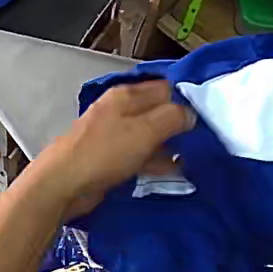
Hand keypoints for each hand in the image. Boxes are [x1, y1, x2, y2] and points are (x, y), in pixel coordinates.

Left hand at [27, 80, 194, 218]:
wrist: (63, 184)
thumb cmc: (105, 152)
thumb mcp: (145, 131)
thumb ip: (173, 118)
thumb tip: (192, 113)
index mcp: (126, 95)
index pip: (166, 87)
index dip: (187, 99)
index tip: (208, 115)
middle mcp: (120, 110)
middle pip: (159, 112)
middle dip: (180, 124)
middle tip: (205, 139)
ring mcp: (115, 135)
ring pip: (151, 136)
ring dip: (170, 146)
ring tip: (194, 158)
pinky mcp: (112, 158)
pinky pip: (142, 155)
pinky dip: (157, 162)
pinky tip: (173, 172)